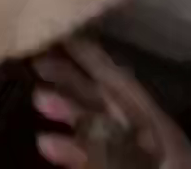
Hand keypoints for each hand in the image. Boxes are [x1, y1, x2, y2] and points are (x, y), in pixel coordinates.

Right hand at [31, 38, 190, 168]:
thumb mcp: (133, 166)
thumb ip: (98, 152)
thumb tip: (54, 135)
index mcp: (155, 125)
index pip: (118, 79)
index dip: (88, 54)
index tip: (58, 34)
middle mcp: (144, 134)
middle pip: (103, 97)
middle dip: (70, 79)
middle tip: (36, 63)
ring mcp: (136, 158)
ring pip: (96, 124)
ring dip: (67, 111)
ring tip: (37, 99)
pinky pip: (96, 157)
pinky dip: (72, 150)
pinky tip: (45, 144)